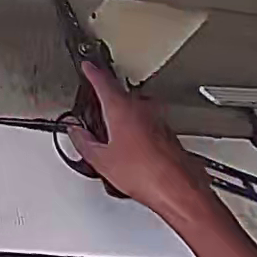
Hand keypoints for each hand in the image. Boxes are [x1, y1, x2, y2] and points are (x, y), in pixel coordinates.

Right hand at [69, 63, 222, 224]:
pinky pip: (147, 121)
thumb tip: (76, 133)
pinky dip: (136, 125)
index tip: (88, 65)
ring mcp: (158, 120)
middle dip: (106, 95)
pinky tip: (131, 142)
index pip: (103, 81)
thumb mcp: (102, 160)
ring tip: (111, 126)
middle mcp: (141, 109)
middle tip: (95, 98)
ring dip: (122, 111)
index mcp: (121, 109)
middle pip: (120, 93)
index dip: (92, 72)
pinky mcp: (168, 133)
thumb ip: (84, 142)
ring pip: (135, 107)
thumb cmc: (146, 173)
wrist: (180, 191)